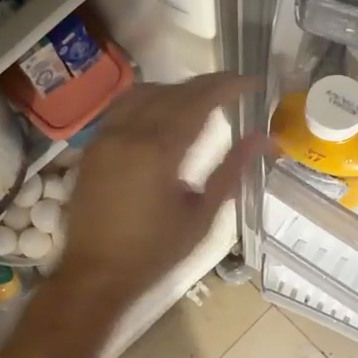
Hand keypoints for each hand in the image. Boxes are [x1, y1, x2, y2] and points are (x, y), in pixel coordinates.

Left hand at [54, 73, 269, 306]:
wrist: (96, 274)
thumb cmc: (155, 252)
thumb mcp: (201, 216)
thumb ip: (231, 170)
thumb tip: (264, 139)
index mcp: (159, 150)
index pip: (200, 101)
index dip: (229, 86)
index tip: (253, 82)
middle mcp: (129, 133)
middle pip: (173, 92)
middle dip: (207, 86)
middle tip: (234, 89)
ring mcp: (106, 137)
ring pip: (145, 93)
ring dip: (176, 89)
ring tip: (201, 100)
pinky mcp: (93, 147)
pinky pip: (122, 107)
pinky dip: (148, 100)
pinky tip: (163, 113)